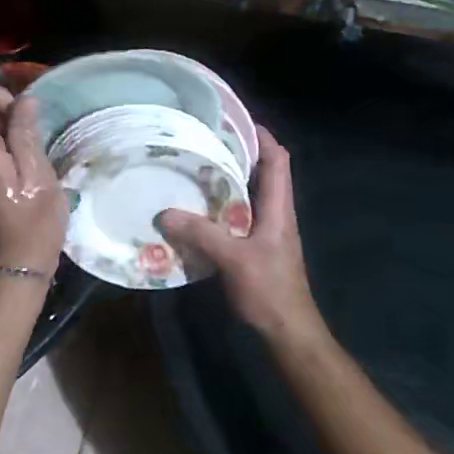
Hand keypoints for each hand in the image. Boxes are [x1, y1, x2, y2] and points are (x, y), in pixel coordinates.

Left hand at [0, 86, 66, 274]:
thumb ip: (26, 135)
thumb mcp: (37, 175)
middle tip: (35, 123)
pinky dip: (9, 143)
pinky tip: (31, 157)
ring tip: (37, 139)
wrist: (19, 267)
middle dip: (4, 109)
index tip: (23, 107)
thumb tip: (24, 99)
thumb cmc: (33, 222)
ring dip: (9, 126)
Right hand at [159, 129, 322, 342]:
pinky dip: (221, 205)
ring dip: (227, 179)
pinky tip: (197, 209)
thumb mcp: (234, 259)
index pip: (278, 159)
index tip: (234, 121)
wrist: (289, 332)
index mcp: (279, 207)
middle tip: (204, 142)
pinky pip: (238, 215)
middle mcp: (276, 213)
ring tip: (195, 168)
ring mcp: (268, 231)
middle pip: (263, 171)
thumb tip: (165, 212)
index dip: (261, 136)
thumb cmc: (270, 290)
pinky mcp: (257, 247)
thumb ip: (202, 234)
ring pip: (249, 193)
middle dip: (238, 153)